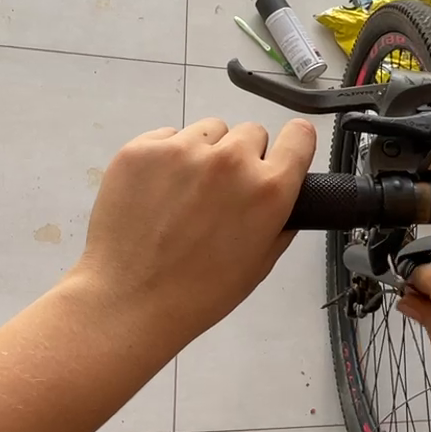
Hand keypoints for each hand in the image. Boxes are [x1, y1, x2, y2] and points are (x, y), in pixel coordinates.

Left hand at [68, 117, 315, 345]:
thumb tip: (284, 197)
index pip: (300, 135)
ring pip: (210, 131)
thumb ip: (281, 220)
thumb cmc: (199, 292)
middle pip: (252, 132)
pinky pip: (168, 137)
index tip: (286, 151)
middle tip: (223, 192)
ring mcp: (183, 150)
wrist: (130, 300)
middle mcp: (230, 161)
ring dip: (206, 153)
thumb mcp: (262, 263)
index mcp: (268, 189)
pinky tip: (158, 192)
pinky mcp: (143, 149)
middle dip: (244, 157)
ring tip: (187, 192)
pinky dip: (167, 157)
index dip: (294, 144)